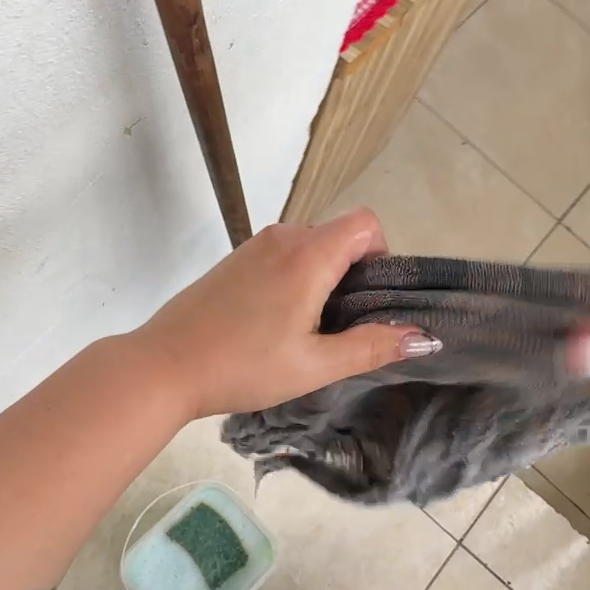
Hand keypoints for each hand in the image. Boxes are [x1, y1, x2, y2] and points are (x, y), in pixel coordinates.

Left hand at [130, 208, 438, 418]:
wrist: (164, 366)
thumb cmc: (243, 366)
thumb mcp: (314, 365)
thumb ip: (371, 346)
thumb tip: (425, 339)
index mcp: (307, 254)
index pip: (366, 223)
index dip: (380, 256)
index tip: (368, 300)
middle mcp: (282, 237)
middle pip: (338, 236)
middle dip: (351, 274)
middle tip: (337, 327)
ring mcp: (252, 246)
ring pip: (309, 247)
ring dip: (321, 279)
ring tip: (304, 331)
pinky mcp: (233, 261)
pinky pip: (281, 256)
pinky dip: (293, 279)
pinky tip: (273, 324)